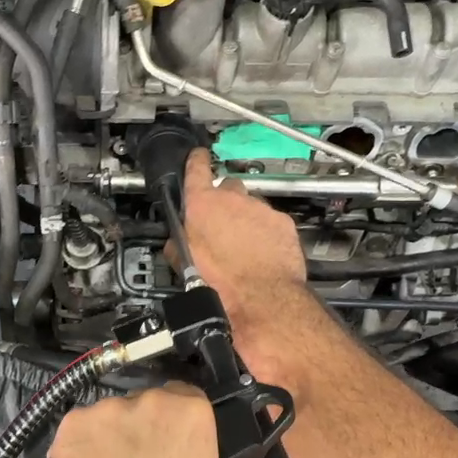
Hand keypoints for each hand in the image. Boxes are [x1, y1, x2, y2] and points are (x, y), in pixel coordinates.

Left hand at [25, 383, 220, 457]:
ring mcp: (105, 409)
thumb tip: (185, 455)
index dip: (177, 424)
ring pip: (111, 417)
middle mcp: (148, 400)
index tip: (170, 445)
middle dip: (143, 428)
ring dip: (111, 438)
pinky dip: (82, 447)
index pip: (187, 399)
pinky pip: (82, 430)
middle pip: (146, 404)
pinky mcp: (70, 423)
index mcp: (191, 416)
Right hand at [177, 149, 307, 327]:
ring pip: (250, 206)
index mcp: (203, 204)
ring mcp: (260, 209)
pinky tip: (261, 254)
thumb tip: (175, 244)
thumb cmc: (221, 283)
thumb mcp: (184, 265)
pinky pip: (271, 222)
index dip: (196, 162)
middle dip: (223, 204)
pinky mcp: (283, 222)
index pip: (197, 169)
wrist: (263, 299)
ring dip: (245, 221)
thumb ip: (178, 244)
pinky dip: (266, 233)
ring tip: (242, 248)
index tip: (197, 158)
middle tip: (219, 228)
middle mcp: (233, 199)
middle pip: (227, 189)